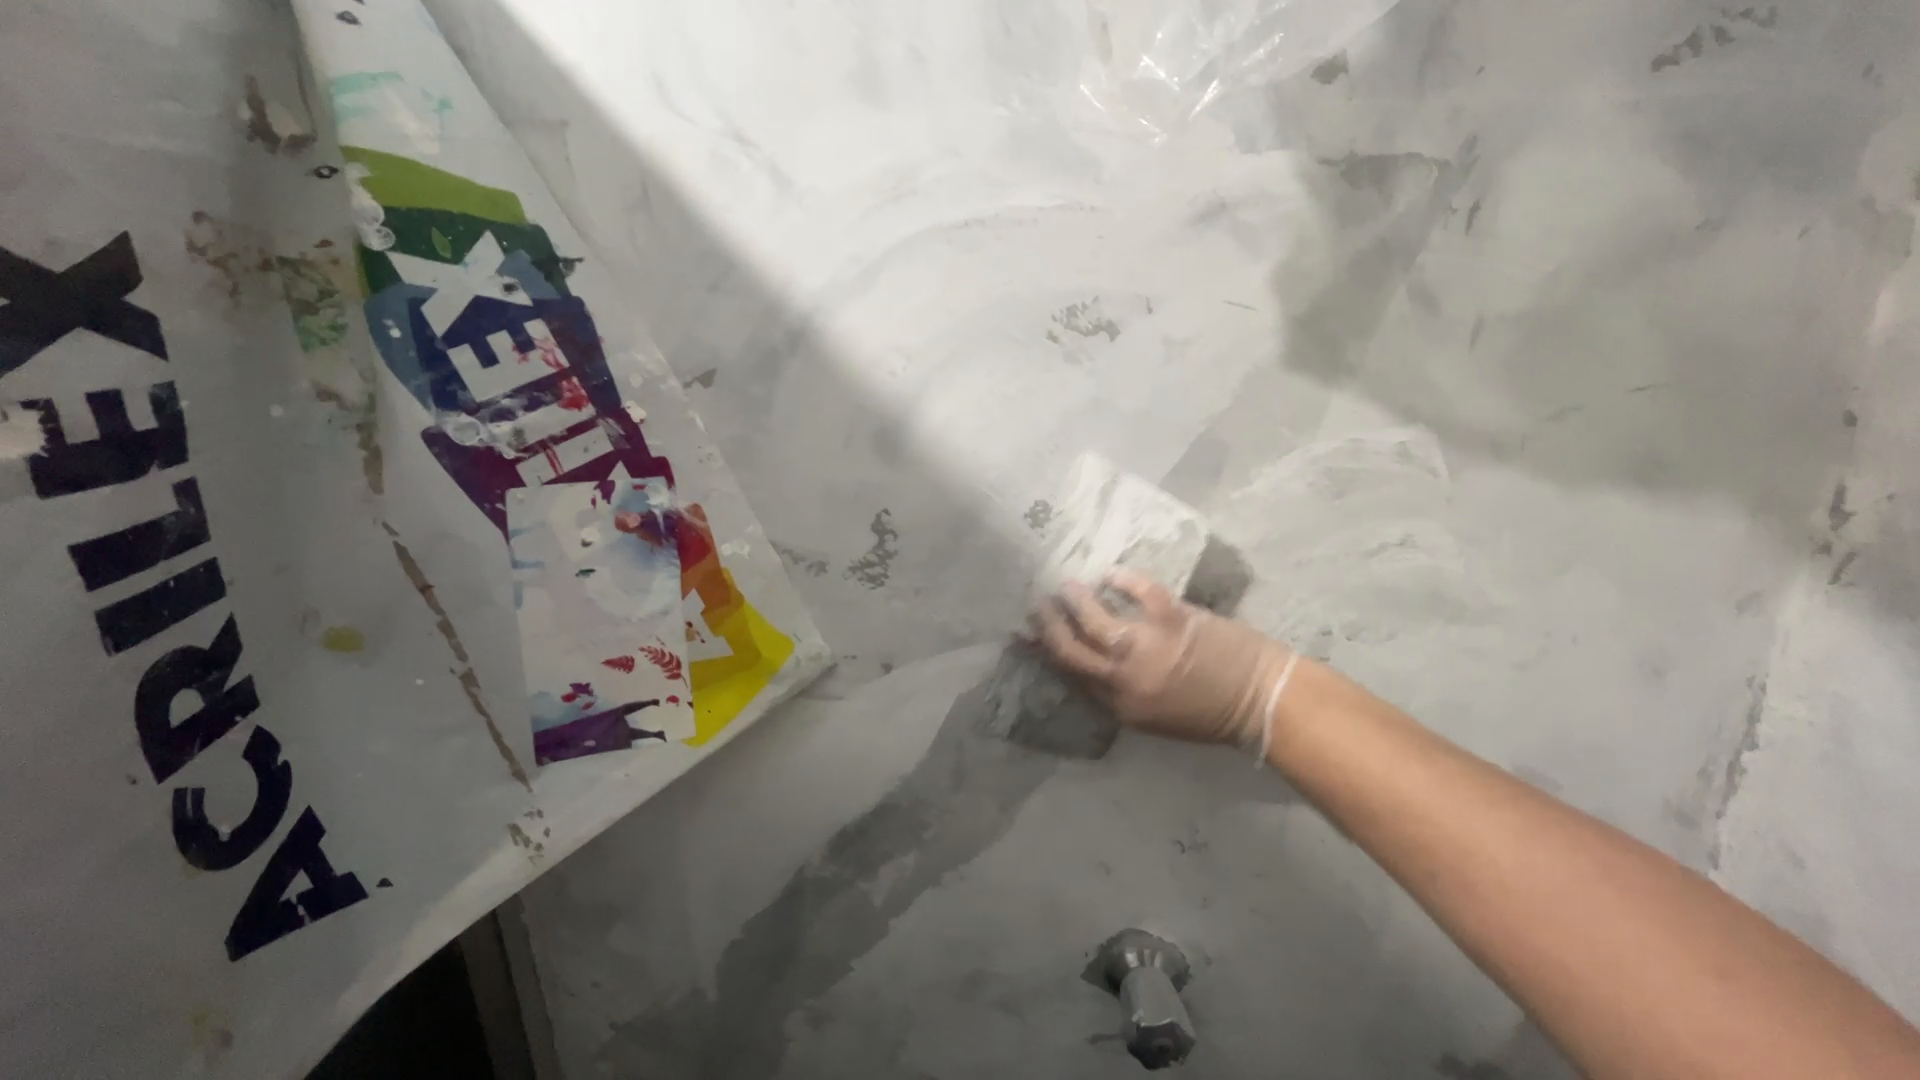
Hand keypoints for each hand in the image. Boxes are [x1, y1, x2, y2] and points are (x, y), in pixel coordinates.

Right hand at [1032, 568, 1297, 755]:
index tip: (1031, 639)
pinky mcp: (1171, 619)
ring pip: (1094, 620)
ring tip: (1063, 585)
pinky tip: (1110, 572)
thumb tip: (1100, 668)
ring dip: (1074, 601)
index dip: (1047, 655)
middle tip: (1035, 607)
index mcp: (1122, 707)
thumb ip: (1125, 695)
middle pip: (1071, 651)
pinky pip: (1138, 591)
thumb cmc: (1214, 715)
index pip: (1073, 677)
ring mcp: (1146, 647)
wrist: (1263, 701)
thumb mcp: (1157, 719)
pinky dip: (1121, 579)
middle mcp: (1125, 679)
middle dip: (1047, 627)